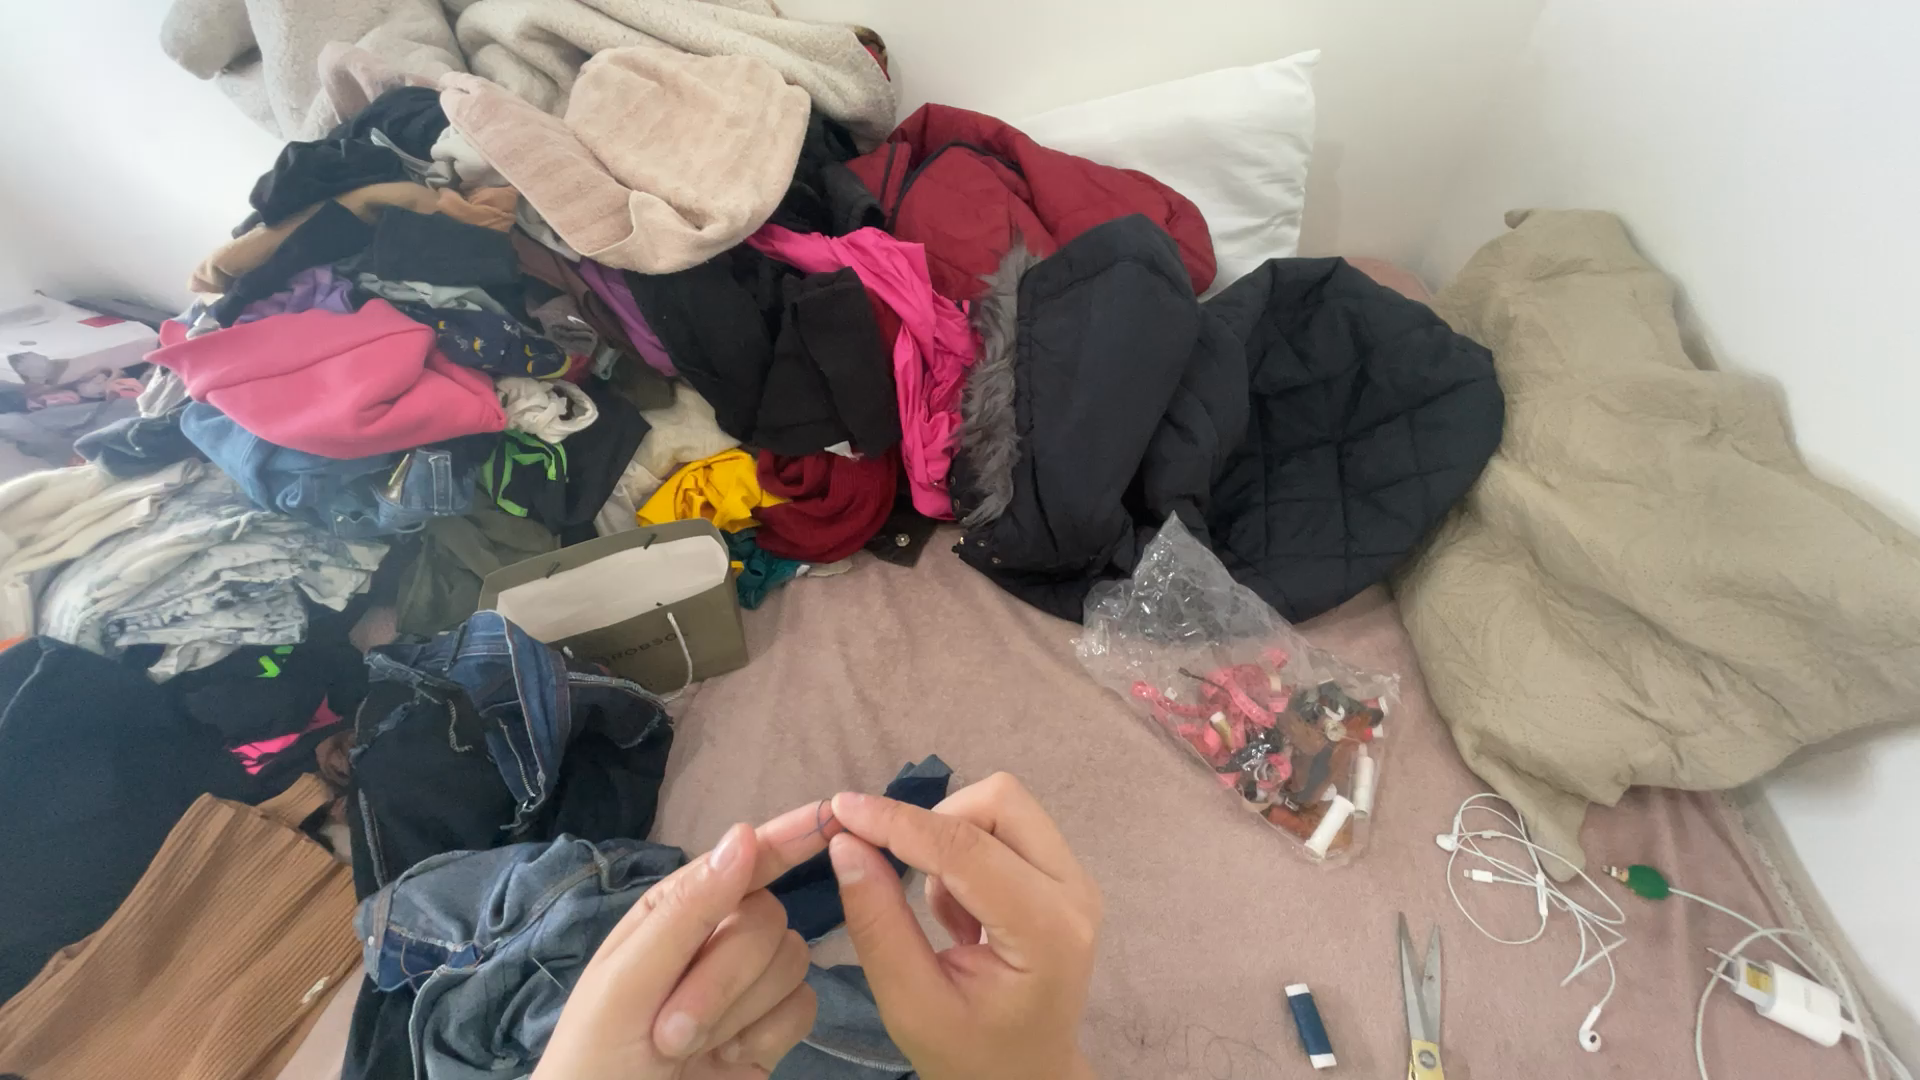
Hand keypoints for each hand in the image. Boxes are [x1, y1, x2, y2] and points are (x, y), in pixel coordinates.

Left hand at [535, 802, 844, 1078]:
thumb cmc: (596, 1063)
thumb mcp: (624, 986)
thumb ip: (688, 909)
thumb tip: (746, 834)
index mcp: (681, 907)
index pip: (747, 857)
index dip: (792, 833)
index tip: (833, 811)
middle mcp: (722, 934)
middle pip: (768, 918)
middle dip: (724, 976)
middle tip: (672, 1029)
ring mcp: (751, 983)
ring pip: (792, 958)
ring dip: (739, 1011)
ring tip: (687, 1048)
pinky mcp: (775, 1027)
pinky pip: (805, 1004)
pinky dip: (766, 1036)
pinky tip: (728, 1060)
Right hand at [828, 773, 1102, 1079]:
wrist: (1029, 1079)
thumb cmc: (972, 1056)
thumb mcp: (912, 1006)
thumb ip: (878, 923)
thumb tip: (846, 843)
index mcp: (1046, 932)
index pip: (966, 850)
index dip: (898, 823)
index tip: (842, 808)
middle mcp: (1074, 889)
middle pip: (999, 801)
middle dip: (936, 822)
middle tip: (902, 874)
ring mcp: (1076, 875)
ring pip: (1003, 803)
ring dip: (952, 837)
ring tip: (943, 912)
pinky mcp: (1065, 870)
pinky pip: (1008, 822)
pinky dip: (968, 845)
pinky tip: (963, 910)